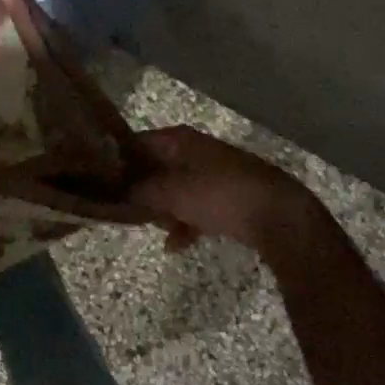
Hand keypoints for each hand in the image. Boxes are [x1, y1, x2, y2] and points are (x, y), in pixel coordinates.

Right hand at [129, 126, 322, 252]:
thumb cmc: (219, 196)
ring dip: (164, 208)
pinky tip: (178, 245)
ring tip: (156, 230)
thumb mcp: (172, 193)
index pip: (137, 143)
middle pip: (157, 166)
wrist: (281, 216)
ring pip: (177, 187)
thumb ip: (141, 190)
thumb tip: (119, 191)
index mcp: (179, 140)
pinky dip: (187, 221)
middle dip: (142, 189)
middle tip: (126, 211)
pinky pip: (198, 204)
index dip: (118, 161)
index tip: (103, 183)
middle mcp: (195, 150)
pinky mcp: (231, 195)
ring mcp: (215, 172)